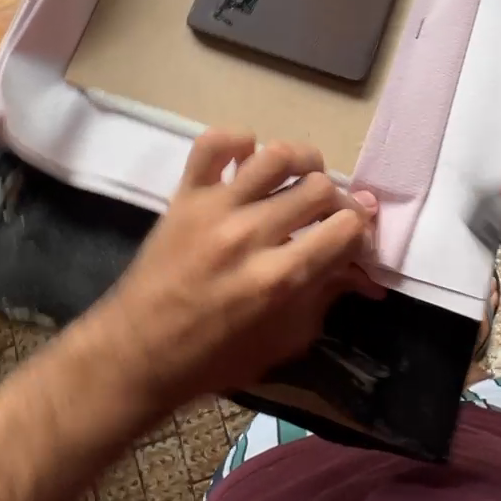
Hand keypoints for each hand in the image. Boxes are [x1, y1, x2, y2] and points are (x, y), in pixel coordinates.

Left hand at [86, 130, 383, 409]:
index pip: (345, 228)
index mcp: (278, 279)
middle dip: (337, 201)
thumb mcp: (284, 340)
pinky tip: (248, 164)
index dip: (361, 231)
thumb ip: (326, 298)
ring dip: (302, 162)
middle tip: (329, 218)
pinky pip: (213, 144)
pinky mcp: (184, 194)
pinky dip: (238, 142)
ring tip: (301, 178)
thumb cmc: (215, 358)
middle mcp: (249, 235)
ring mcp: (214, 208)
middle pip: (318, 187)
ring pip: (276, 155)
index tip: (354, 240)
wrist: (137, 353)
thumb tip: (363, 272)